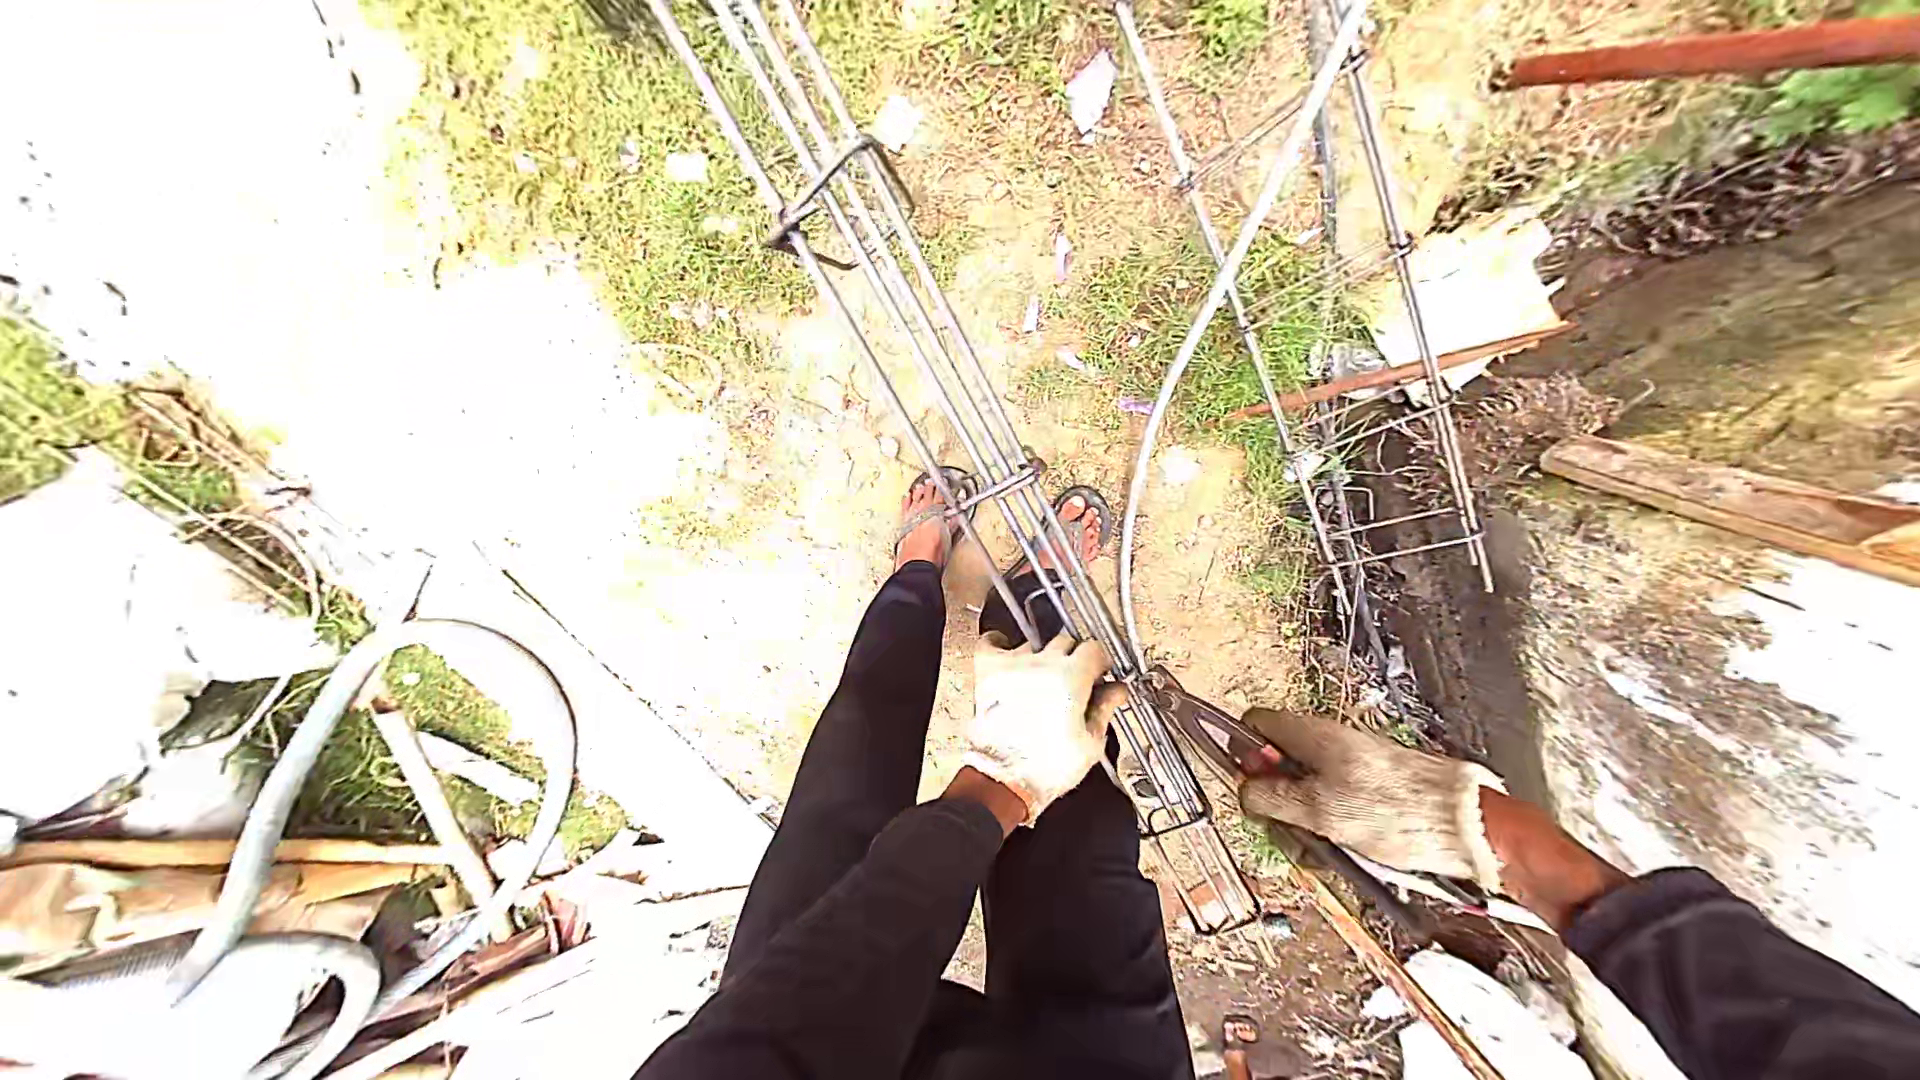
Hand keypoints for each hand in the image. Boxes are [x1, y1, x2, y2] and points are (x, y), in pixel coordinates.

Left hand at [964, 631, 1112, 824]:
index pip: (1093, 648)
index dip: (1099, 661)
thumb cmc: (1044, 768)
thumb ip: (1104, 708)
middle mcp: (1043, 664)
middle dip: (1073, 657)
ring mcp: (1014, 665)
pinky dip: (1000, 644)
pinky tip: (1007, 652)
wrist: (1004, 779)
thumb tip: (1116, 691)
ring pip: (1033, 643)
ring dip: (1040, 656)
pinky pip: (992, 642)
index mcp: (1072, 677)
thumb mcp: (1090, 743)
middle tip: (1073, 678)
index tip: (1099, 672)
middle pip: (1065, 641)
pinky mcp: (988, 671)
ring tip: (1041, 678)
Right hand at [1236, 706, 1507, 890]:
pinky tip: (1341, 848)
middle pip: (1277, 758)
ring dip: (1300, 814)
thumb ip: (1270, 797)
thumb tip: (1243, 792)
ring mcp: (1349, 761)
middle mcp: (1326, 739)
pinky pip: (1331, 797)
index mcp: (1308, 732)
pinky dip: (1328, 820)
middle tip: (1284, 824)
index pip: (1254, 723)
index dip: (1245, 752)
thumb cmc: (1395, 813)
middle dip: (1274, 794)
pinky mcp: (1370, 784)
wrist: (1471, 829)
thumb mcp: (1317, 810)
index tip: (1251, 783)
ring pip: (1304, 782)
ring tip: (1317, 846)